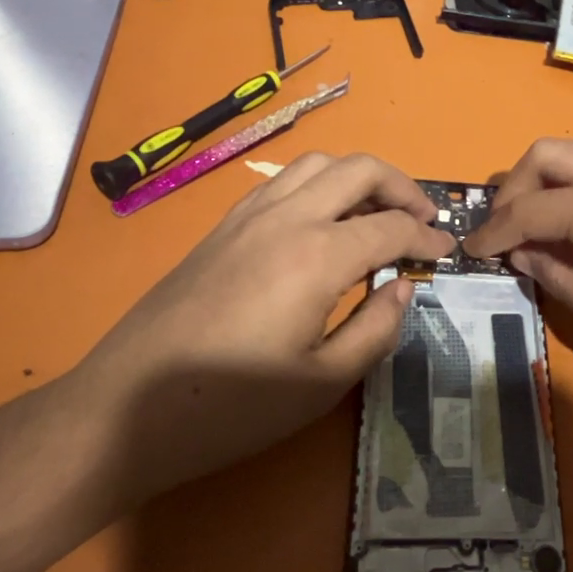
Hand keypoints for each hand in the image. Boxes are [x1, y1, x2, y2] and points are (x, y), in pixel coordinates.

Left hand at [70, 152, 451, 495]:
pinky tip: (321, 224)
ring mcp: (248, 216)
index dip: (426, 236)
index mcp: (316, 255)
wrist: (126, 408)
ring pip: (317, 163)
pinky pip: (283, 182)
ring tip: (376, 213)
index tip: (446, 250)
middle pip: (358, 169)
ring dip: (357, 177)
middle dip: (401, 186)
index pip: (390, 227)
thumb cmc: (230, 407)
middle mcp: (286, 218)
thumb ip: (375, 329)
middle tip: (421, 218)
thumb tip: (402, 287)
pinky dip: (318, 186)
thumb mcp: (320, 384)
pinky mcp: (222, 227)